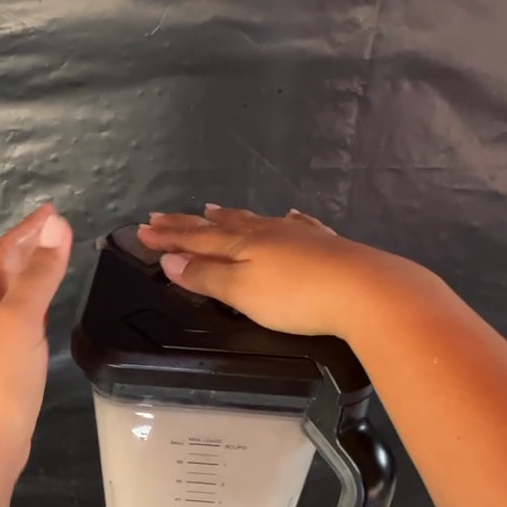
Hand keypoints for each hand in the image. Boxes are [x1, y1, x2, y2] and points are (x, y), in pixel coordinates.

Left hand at [0, 203, 72, 476]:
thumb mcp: (21, 320)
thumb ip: (40, 275)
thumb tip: (57, 225)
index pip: (2, 253)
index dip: (26, 229)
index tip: (53, 210)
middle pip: (3, 273)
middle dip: (27, 248)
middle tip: (58, 230)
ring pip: (11, 299)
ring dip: (30, 277)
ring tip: (55, 262)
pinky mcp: (2, 372)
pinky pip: (19, 325)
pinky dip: (35, 308)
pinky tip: (45, 316)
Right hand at [136, 206, 430, 338]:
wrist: (364, 291)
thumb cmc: (295, 297)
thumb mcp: (242, 292)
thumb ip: (206, 276)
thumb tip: (170, 260)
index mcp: (241, 245)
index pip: (195, 239)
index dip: (168, 237)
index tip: (142, 231)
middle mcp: (265, 233)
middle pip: (219, 226)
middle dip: (189, 223)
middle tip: (162, 216)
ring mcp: (297, 236)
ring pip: (254, 222)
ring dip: (230, 217)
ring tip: (213, 209)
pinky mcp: (324, 245)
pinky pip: (296, 225)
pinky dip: (284, 221)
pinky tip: (288, 217)